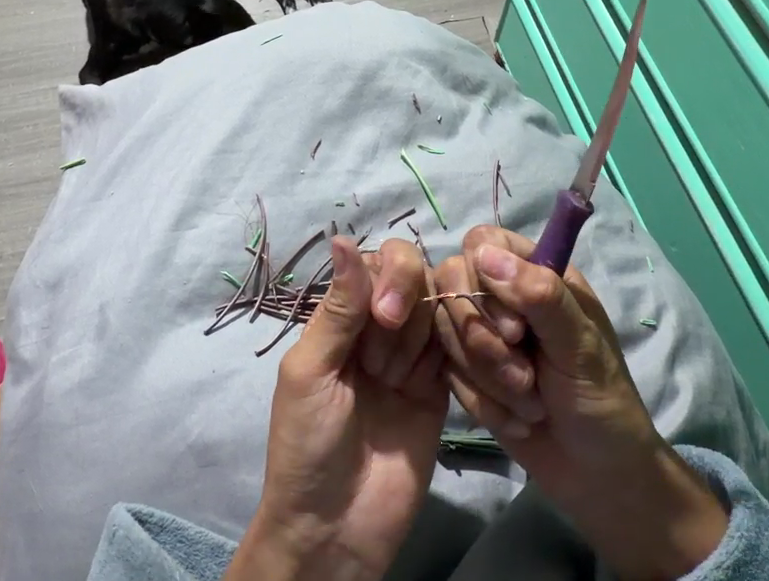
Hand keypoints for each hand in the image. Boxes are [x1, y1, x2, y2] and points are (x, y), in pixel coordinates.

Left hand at [226, 237, 447, 580]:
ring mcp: (411, 360)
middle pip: (412, 282)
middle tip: (387, 364)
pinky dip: (461, 351)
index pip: (374, 266)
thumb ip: (337, 310)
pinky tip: (453, 366)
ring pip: (438, 312)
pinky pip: (458, 351)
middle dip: (409, 307)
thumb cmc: (307, 447)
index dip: (388, 277)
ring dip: (428, 335)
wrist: (336, 529)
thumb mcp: (311, 372)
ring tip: (402, 383)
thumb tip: (343, 238)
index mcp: (338, 321)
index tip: (387, 314)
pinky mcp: (440, 391)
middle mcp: (376, 332)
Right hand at [432, 226, 728, 580]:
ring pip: (447, 329)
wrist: (595, 475)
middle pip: (452, 281)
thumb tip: (486, 254)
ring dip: (487, 375)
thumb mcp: (579, 346)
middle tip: (525, 375)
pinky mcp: (466, 368)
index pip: (483, 242)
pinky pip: (446, 369)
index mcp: (538, 273)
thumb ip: (540, 296)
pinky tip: (516, 417)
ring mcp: (482, 330)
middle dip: (484, 340)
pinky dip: (481, 400)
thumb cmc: (601, 400)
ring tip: (530, 401)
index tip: (515, 328)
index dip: (484, 279)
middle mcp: (504, 295)